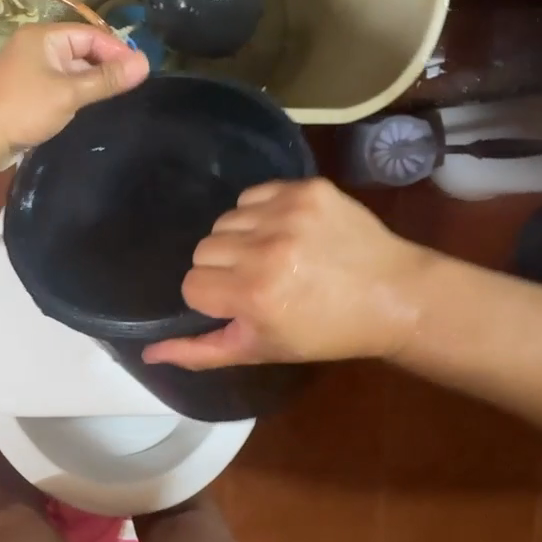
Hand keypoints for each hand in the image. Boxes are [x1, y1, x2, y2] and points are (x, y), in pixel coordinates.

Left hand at [0, 23, 148, 160]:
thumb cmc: (24, 109)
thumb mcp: (70, 93)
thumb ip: (107, 79)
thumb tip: (145, 63)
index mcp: (42, 37)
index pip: (89, 34)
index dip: (117, 49)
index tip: (140, 70)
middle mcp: (33, 46)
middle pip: (80, 49)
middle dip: (105, 65)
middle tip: (131, 86)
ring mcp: (26, 68)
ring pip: (69, 68)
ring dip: (90, 80)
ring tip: (115, 96)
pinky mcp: (24, 90)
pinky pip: (57, 83)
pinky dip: (74, 91)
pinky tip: (88, 105)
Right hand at [142, 179, 434, 368]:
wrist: (394, 295)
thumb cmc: (324, 332)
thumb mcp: (260, 350)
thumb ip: (200, 352)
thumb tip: (148, 353)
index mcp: (254, 295)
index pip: (192, 284)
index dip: (212, 298)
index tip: (241, 305)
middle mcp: (267, 249)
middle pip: (204, 249)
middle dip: (223, 268)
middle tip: (258, 282)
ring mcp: (289, 213)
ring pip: (225, 220)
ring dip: (240, 239)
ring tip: (274, 256)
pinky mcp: (307, 189)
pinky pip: (252, 195)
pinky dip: (260, 213)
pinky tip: (286, 232)